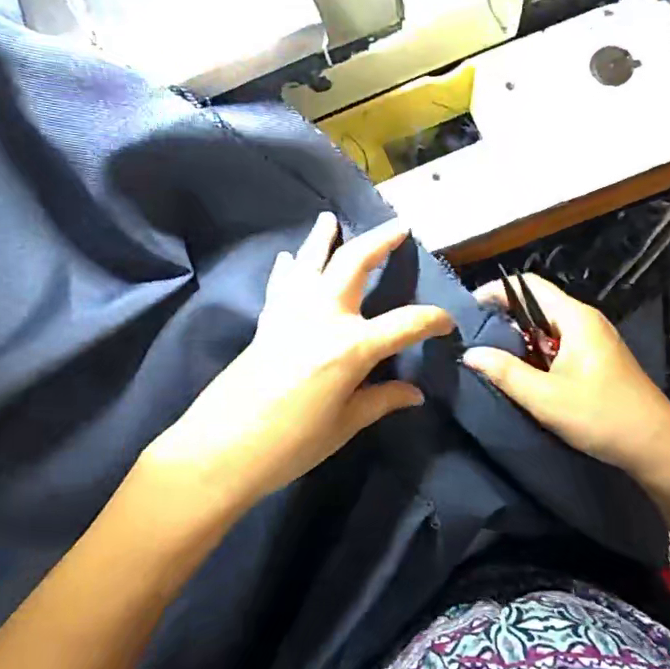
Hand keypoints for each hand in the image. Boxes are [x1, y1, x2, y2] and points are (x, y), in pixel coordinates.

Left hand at [139, 214, 454, 517]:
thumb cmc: (292, 444)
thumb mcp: (345, 425)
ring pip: (310, 263)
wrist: (221, 450)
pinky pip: (281, 286)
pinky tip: (287, 257)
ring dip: (323, 239)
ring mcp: (290, 315)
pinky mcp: (266, 324)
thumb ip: (381, 400)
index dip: (433, 321)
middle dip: (380, 242)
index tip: (449, 324)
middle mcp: (322, 318)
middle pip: (354, 265)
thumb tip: (415, 393)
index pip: (405, 324)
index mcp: (352, 346)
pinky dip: (288, 269)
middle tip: (399, 227)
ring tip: (329, 218)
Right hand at [462, 274, 669, 479]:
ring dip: (520, 341)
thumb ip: (505, 372)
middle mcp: (586, 322)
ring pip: (547, 329)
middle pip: (537, 306)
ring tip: (490, 360)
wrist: (655, 446)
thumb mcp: (545, 397)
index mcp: (576, 318)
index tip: (468, 311)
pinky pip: (560, 346)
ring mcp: (595, 342)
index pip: (529, 285)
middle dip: (504, 319)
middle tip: (473, 341)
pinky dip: (537, 354)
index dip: (496, 291)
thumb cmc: (600, 415)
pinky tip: (522, 376)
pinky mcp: (598, 362)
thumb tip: (469, 353)